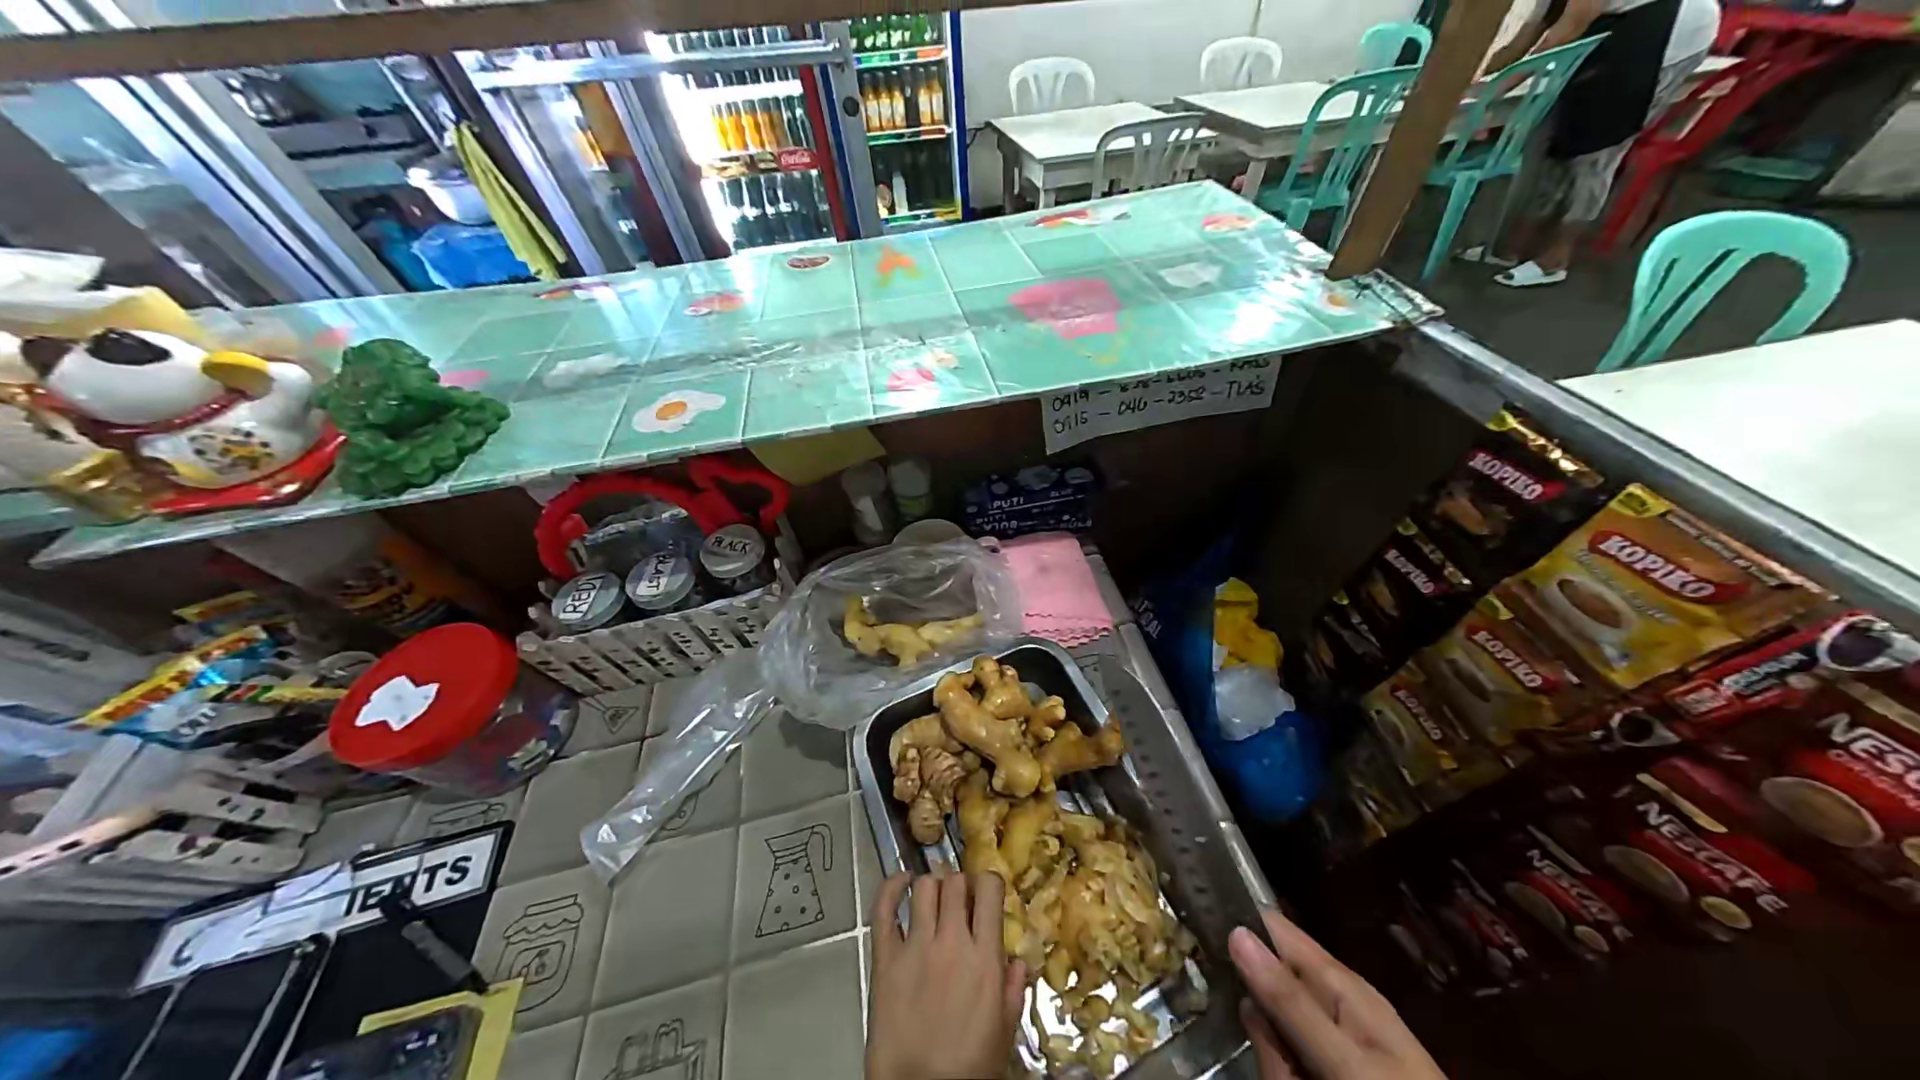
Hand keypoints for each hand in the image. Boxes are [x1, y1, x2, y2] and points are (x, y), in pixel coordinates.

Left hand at [867, 871, 1025, 1079]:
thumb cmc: (969, 1068)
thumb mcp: (1004, 1033)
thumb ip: (1014, 992)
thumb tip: (1018, 961)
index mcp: (985, 958)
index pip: (989, 890)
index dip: (988, 884)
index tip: (985, 895)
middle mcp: (952, 941)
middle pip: (955, 883)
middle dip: (960, 885)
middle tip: (960, 901)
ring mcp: (916, 946)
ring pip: (925, 888)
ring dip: (932, 886)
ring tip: (934, 898)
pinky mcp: (885, 957)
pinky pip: (884, 909)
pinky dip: (891, 887)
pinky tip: (901, 882)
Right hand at [1230, 909, 1445, 1079]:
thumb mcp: (1345, 1061)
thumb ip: (1289, 1000)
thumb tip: (1235, 932)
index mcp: (1340, 984)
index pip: (1276, 929)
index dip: (1237, 918)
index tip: (1191, 912)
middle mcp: (1329, 1002)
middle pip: (1266, 981)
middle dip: (1248, 1003)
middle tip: (1237, 1022)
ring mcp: (1326, 1039)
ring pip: (1271, 1028)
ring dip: (1269, 1054)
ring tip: (1289, 1075)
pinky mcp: (1320, 1066)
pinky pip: (1284, 1061)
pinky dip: (1280, 1070)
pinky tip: (1288, 1075)